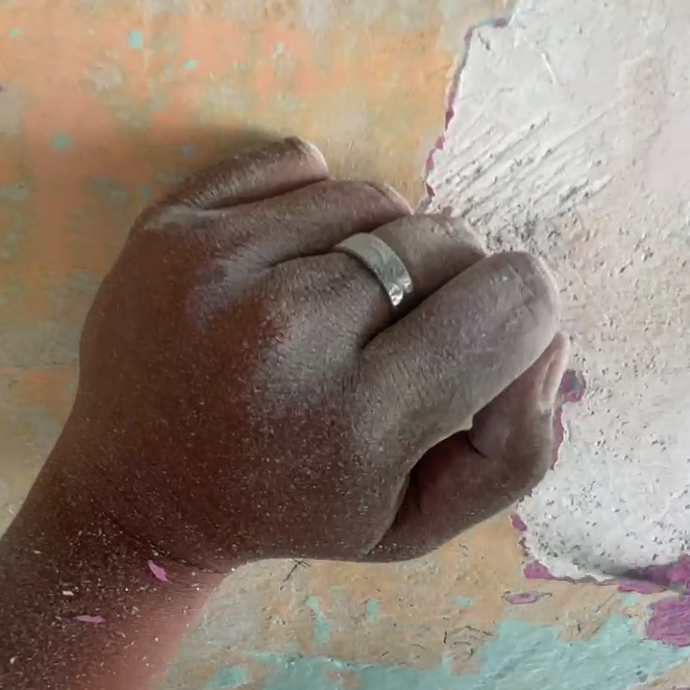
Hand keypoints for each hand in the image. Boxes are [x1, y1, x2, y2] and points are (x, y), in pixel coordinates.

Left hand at [41, 137, 568, 569]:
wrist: (143, 493)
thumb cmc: (295, 510)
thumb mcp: (418, 524)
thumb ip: (517, 450)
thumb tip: (546, 335)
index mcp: (357, 422)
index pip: (514, 300)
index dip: (515, 322)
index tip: (471, 353)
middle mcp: (287, 333)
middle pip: (449, 241)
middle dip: (444, 292)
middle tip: (387, 350)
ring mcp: (217, 267)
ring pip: (379, 198)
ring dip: (380, 252)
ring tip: (334, 319)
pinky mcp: (169, 224)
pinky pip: (302, 164)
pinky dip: (316, 214)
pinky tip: (287, 277)